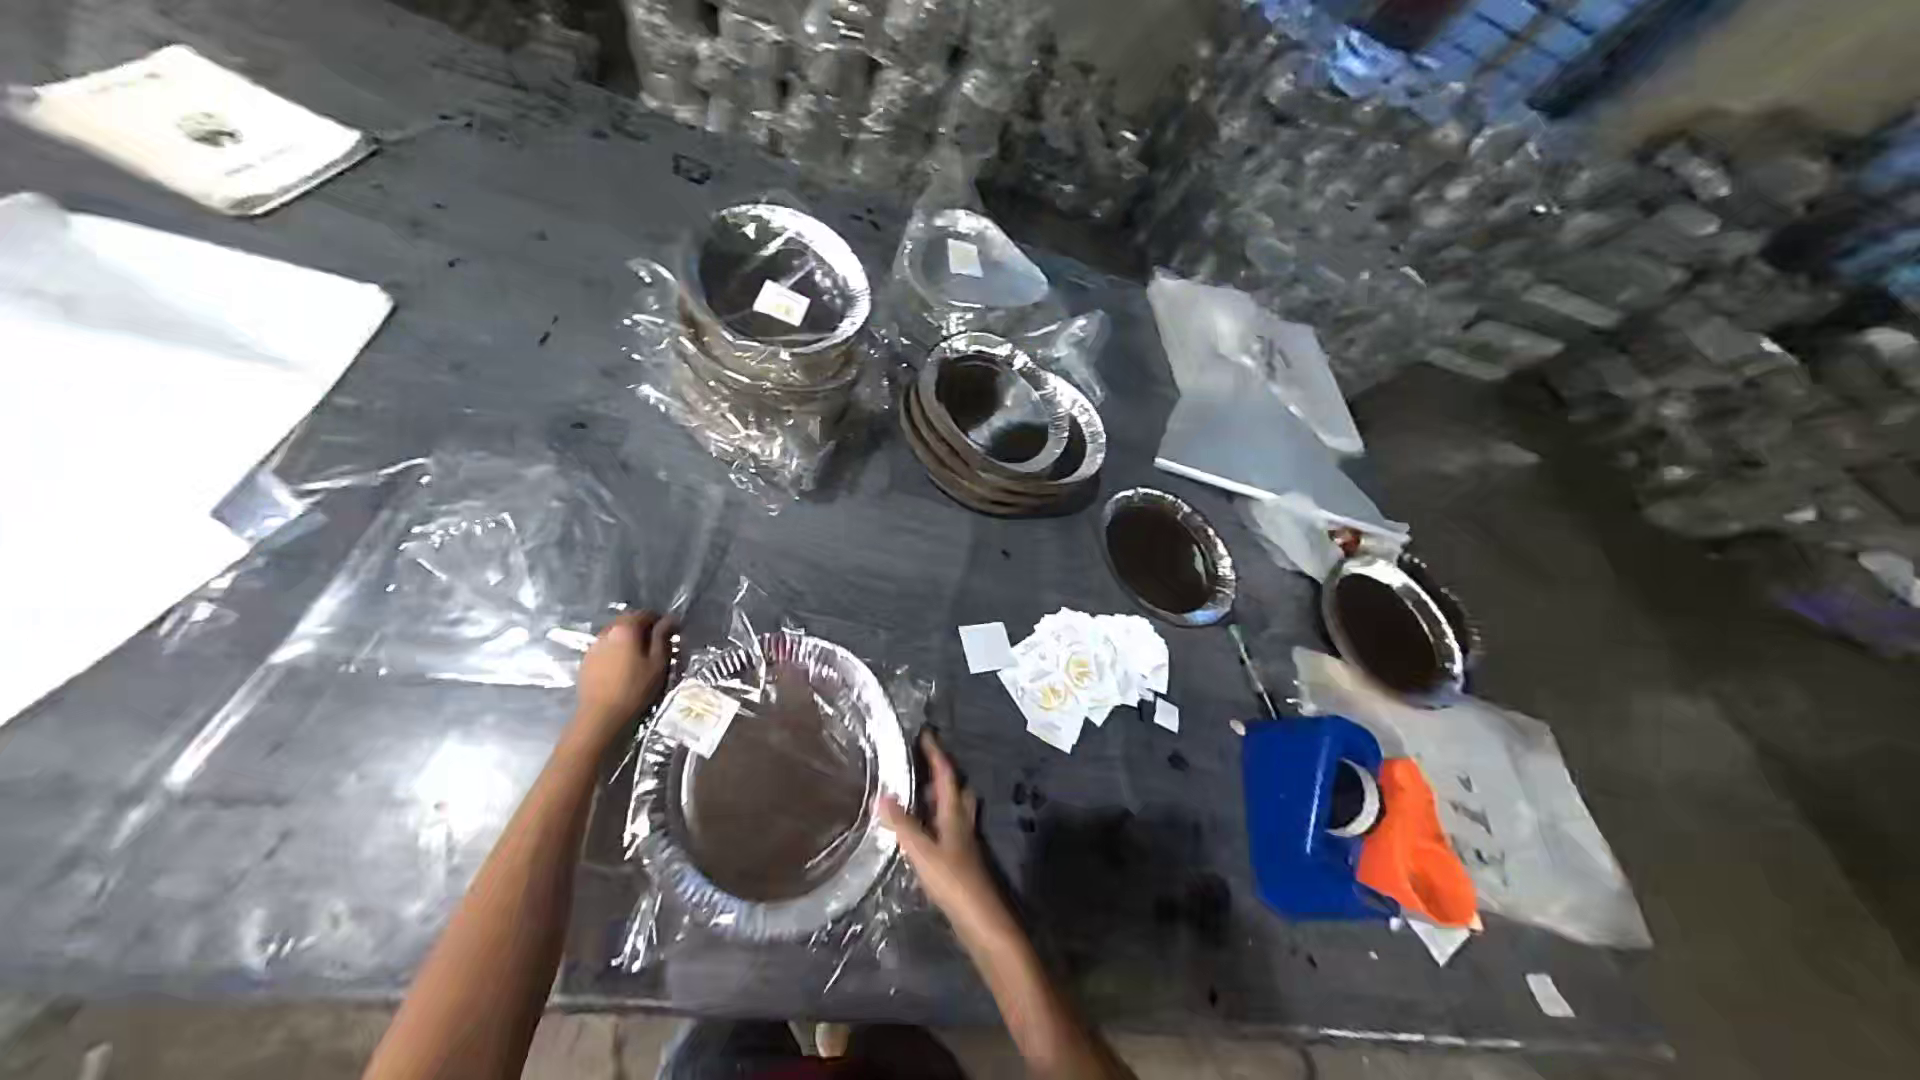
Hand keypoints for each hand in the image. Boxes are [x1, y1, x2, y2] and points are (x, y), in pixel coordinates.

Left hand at [572, 611, 675, 741]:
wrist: (601, 716)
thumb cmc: (636, 688)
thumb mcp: (658, 662)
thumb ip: (663, 637)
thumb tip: (669, 619)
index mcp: (625, 629)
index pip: (645, 613)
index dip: (660, 620)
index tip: (671, 632)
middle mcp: (606, 632)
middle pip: (627, 621)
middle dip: (643, 627)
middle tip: (657, 643)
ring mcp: (593, 646)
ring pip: (615, 634)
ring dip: (628, 638)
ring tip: (640, 655)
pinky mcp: (586, 661)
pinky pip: (605, 647)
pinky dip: (616, 649)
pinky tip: (623, 666)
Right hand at [879, 730, 1007, 935]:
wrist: (981, 919)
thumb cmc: (953, 880)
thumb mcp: (922, 851)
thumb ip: (902, 824)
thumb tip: (882, 794)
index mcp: (955, 813)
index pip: (946, 774)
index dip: (935, 753)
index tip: (925, 733)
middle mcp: (962, 821)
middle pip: (955, 789)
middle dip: (940, 773)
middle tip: (919, 764)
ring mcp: (964, 840)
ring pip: (953, 808)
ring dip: (938, 796)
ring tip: (915, 793)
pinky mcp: (962, 858)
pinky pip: (948, 827)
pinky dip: (935, 819)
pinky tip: (921, 830)